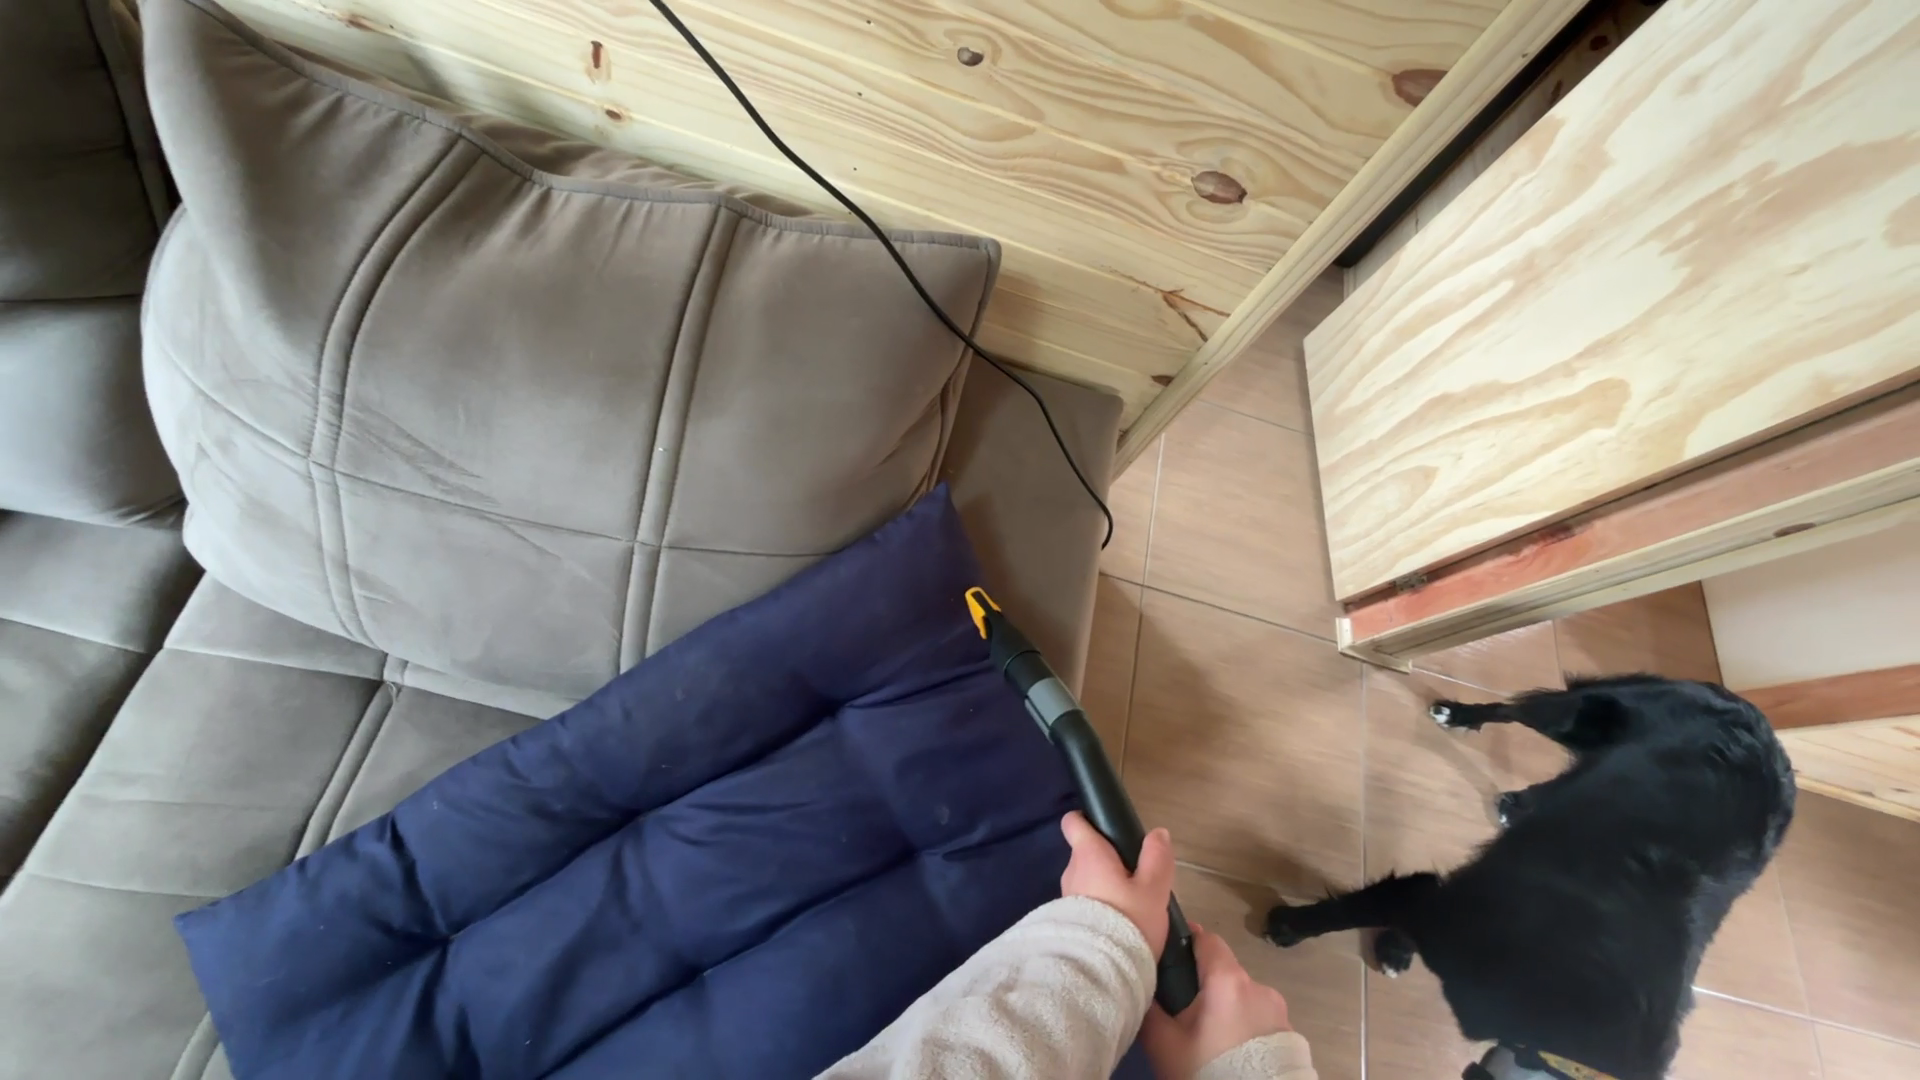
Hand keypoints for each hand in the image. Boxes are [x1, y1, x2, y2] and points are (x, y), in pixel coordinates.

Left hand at [1058, 812, 1173, 955]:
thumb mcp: (1154, 889)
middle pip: (1086, 855)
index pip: (1073, 823)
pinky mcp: (1066, 923)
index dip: (1087, 821)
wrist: (1099, 972)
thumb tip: (1158, 833)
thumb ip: (1156, 858)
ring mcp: (1065, 898)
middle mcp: (1071, 871)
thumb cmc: (1128, 920)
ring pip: (1086, 883)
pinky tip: (1119, 929)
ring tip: (1131, 909)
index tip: (1107, 829)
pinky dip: (1098, 911)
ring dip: (1103, 889)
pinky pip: (1084, 907)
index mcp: (1088, 854)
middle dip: (1106, 863)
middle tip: (1135, 880)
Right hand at [1140, 923, 1291, 1078]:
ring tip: (1209, 1036)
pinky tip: (1232, 1050)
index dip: (1187, 941)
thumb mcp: (1164, 1044)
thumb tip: (1139, 984)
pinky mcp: (1291, 1036)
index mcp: (1228, 981)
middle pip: (1224, 970)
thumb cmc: (1208, 1071)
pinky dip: (1245, 1026)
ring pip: (1242, 996)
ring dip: (1226, 1007)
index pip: (1206, 939)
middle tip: (1184, 1009)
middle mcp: (1259, 988)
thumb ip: (1149, 1007)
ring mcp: (1280, 1013)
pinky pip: (1260, 1018)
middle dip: (1204, 983)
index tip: (1170, 954)